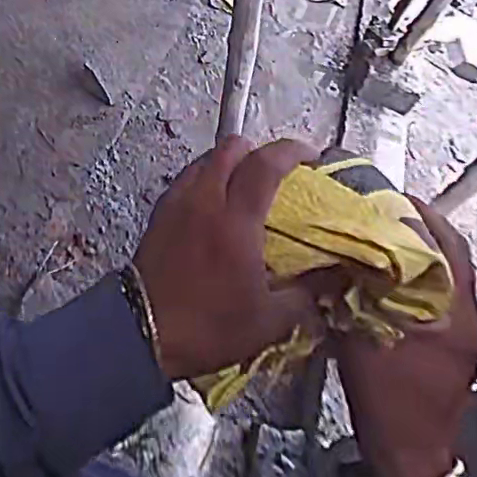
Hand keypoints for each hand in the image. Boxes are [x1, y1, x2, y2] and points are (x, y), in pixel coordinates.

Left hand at [133, 137, 324, 380]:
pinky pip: (188, 177)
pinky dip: (207, 176)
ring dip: (229, 161)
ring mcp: (177, 201)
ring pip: (206, 159)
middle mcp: (204, 199)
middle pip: (230, 148)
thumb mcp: (270, 320)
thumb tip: (332, 275)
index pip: (264, 164)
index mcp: (235, 219)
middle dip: (258, 149)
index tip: (310, 155)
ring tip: (246, 184)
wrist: (144, 327)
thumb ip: (306, 293)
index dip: (291, 151)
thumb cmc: (209, 324)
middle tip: (277, 169)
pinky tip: (215, 202)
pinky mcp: (160, 211)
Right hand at [331, 197, 476, 476]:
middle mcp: (466, 318)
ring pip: (440, 274)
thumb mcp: (361, 338)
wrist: (409, 455)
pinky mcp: (448, 344)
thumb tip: (334, 254)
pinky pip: (433, 293)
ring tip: (374, 234)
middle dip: (414, 226)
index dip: (419, 215)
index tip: (388, 195)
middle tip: (378, 208)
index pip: (448, 246)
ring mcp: (461, 333)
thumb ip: (350, 293)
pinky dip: (409, 275)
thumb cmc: (389, 400)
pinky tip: (377, 273)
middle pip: (448, 255)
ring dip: (411, 250)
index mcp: (455, 314)